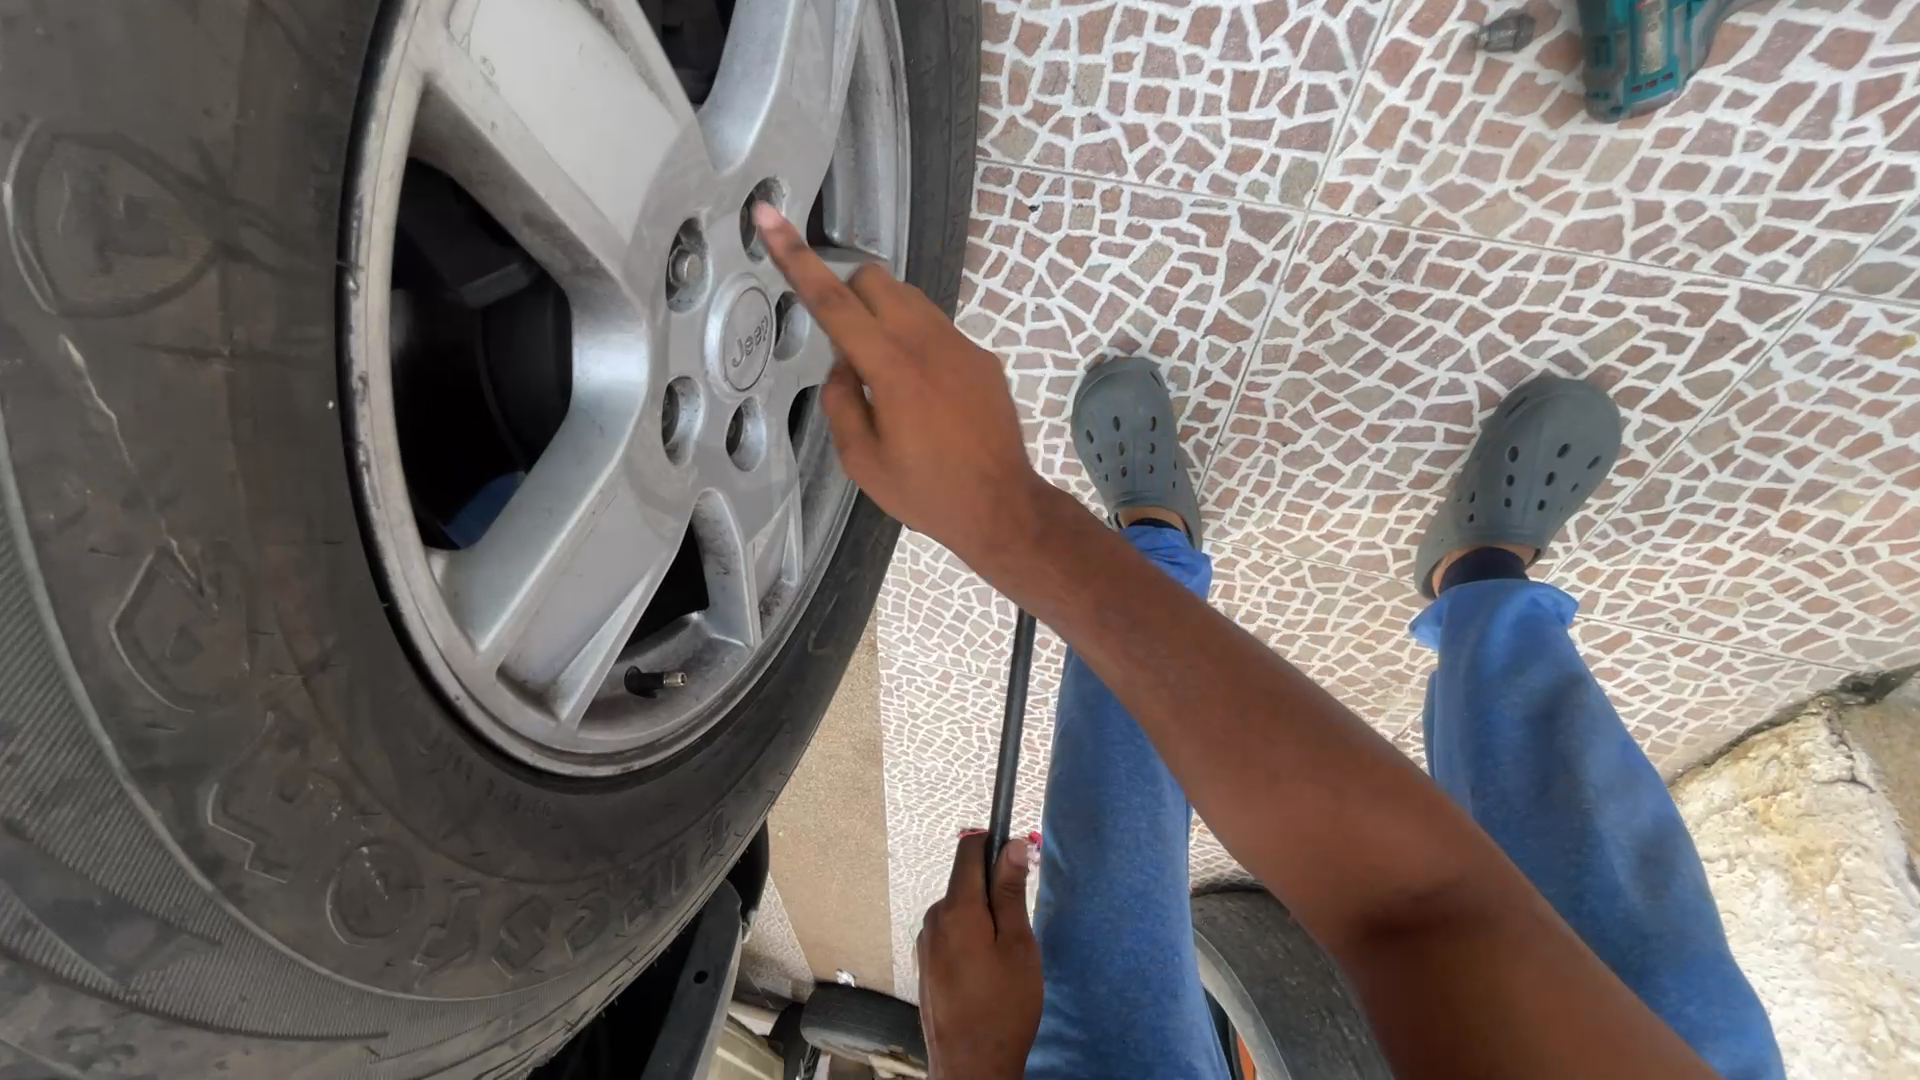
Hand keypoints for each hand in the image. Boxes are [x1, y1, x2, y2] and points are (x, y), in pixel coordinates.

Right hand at [756, 204, 1049, 563]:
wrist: (1002, 507)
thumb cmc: (927, 492)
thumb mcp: (862, 461)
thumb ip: (840, 403)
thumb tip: (842, 367)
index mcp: (892, 368)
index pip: (834, 301)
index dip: (796, 258)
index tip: (769, 218)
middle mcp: (929, 343)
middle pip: (877, 279)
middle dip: (851, 295)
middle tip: (850, 348)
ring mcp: (962, 347)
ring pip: (911, 299)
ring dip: (885, 317)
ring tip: (889, 377)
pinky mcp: (984, 360)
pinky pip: (939, 329)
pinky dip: (918, 342)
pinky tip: (927, 394)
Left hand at [916, 834, 1042, 1079]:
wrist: (971, 1069)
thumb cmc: (1004, 1007)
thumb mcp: (1018, 945)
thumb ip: (1011, 891)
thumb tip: (1013, 844)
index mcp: (956, 908)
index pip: (969, 849)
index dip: (994, 844)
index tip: (1017, 861)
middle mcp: (933, 918)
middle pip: (965, 880)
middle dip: (992, 890)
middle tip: (1018, 926)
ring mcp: (925, 942)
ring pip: (959, 908)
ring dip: (982, 917)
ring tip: (1004, 957)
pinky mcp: (925, 963)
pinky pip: (950, 932)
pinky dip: (969, 937)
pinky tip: (985, 972)